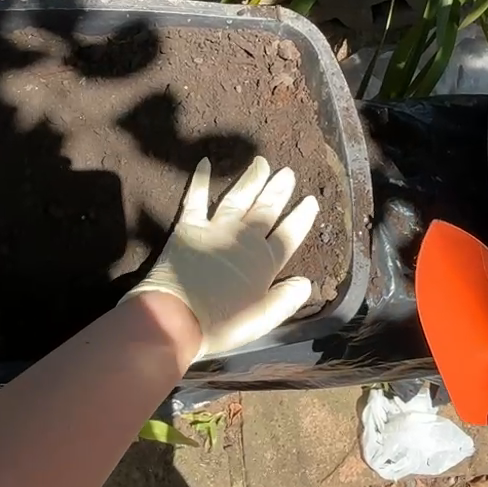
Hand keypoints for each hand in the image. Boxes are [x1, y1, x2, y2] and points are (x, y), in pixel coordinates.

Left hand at [124, 156, 318, 359]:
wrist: (176, 316)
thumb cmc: (221, 323)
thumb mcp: (262, 319)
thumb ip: (286, 299)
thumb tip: (306, 282)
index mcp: (264, 262)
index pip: (289, 234)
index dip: (301, 217)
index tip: (311, 200)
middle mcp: (243, 239)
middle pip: (266, 210)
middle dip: (278, 191)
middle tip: (289, 172)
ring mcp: (216, 229)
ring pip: (238, 198)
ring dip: (251, 180)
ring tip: (262, 163)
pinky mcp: (188, 227)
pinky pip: (196, 198)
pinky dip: (201, 180)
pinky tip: (206, 163)